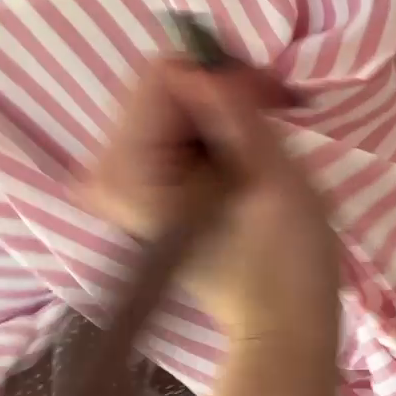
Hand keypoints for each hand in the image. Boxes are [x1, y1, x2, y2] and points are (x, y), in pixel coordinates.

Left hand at [83, 57, 338, 342]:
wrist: (286, 327)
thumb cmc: (290, 265)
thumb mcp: (277, 183)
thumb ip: (238, 120)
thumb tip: (213, 69)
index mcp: (129, 172)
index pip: (162, 79)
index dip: (226, 77)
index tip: (279, 97)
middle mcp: (106, 172)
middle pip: (160, 92)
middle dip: (224, 94)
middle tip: (282, 112)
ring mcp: (121, 184)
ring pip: (171, 111)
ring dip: (226, 115)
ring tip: (273, 140)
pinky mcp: (143, 194)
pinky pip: (175, 138)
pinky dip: (217, 137)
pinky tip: (252, 159)